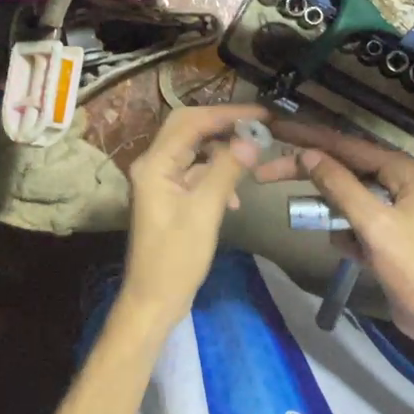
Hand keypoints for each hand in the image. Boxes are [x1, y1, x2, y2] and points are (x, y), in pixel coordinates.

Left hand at [119, 104, 269, 324]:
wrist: (154, 299)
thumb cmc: (176, 258)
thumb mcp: (204, 212)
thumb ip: (226, 171)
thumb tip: (250, 140)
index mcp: (154, 163)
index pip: (191, 121)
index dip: (227, 114)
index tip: (261, 115)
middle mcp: (152, 165)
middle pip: (189, 129)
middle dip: (223, 125)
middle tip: (258, 127)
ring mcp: (159, 181)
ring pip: (193, 150)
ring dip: (221, 152)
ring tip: (253, 159)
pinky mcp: (168, 197)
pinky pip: (193, 173)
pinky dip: (215, 175)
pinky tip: (234, 198)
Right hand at [261, 120, 413, 349]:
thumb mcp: (374, 224)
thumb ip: (339, 186)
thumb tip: (308, 154)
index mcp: (406, 171)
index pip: (347, 145)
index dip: (308, 138)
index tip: (274, 131)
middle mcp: (403, 182)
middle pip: (344, 168)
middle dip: (308, 174)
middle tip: (266, 174)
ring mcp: (397, 208)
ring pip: (347, 196)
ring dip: (329, 209)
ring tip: (308, 219)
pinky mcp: (390, 233)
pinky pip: (355, 220)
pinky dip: (345, 232)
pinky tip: (351, 251)